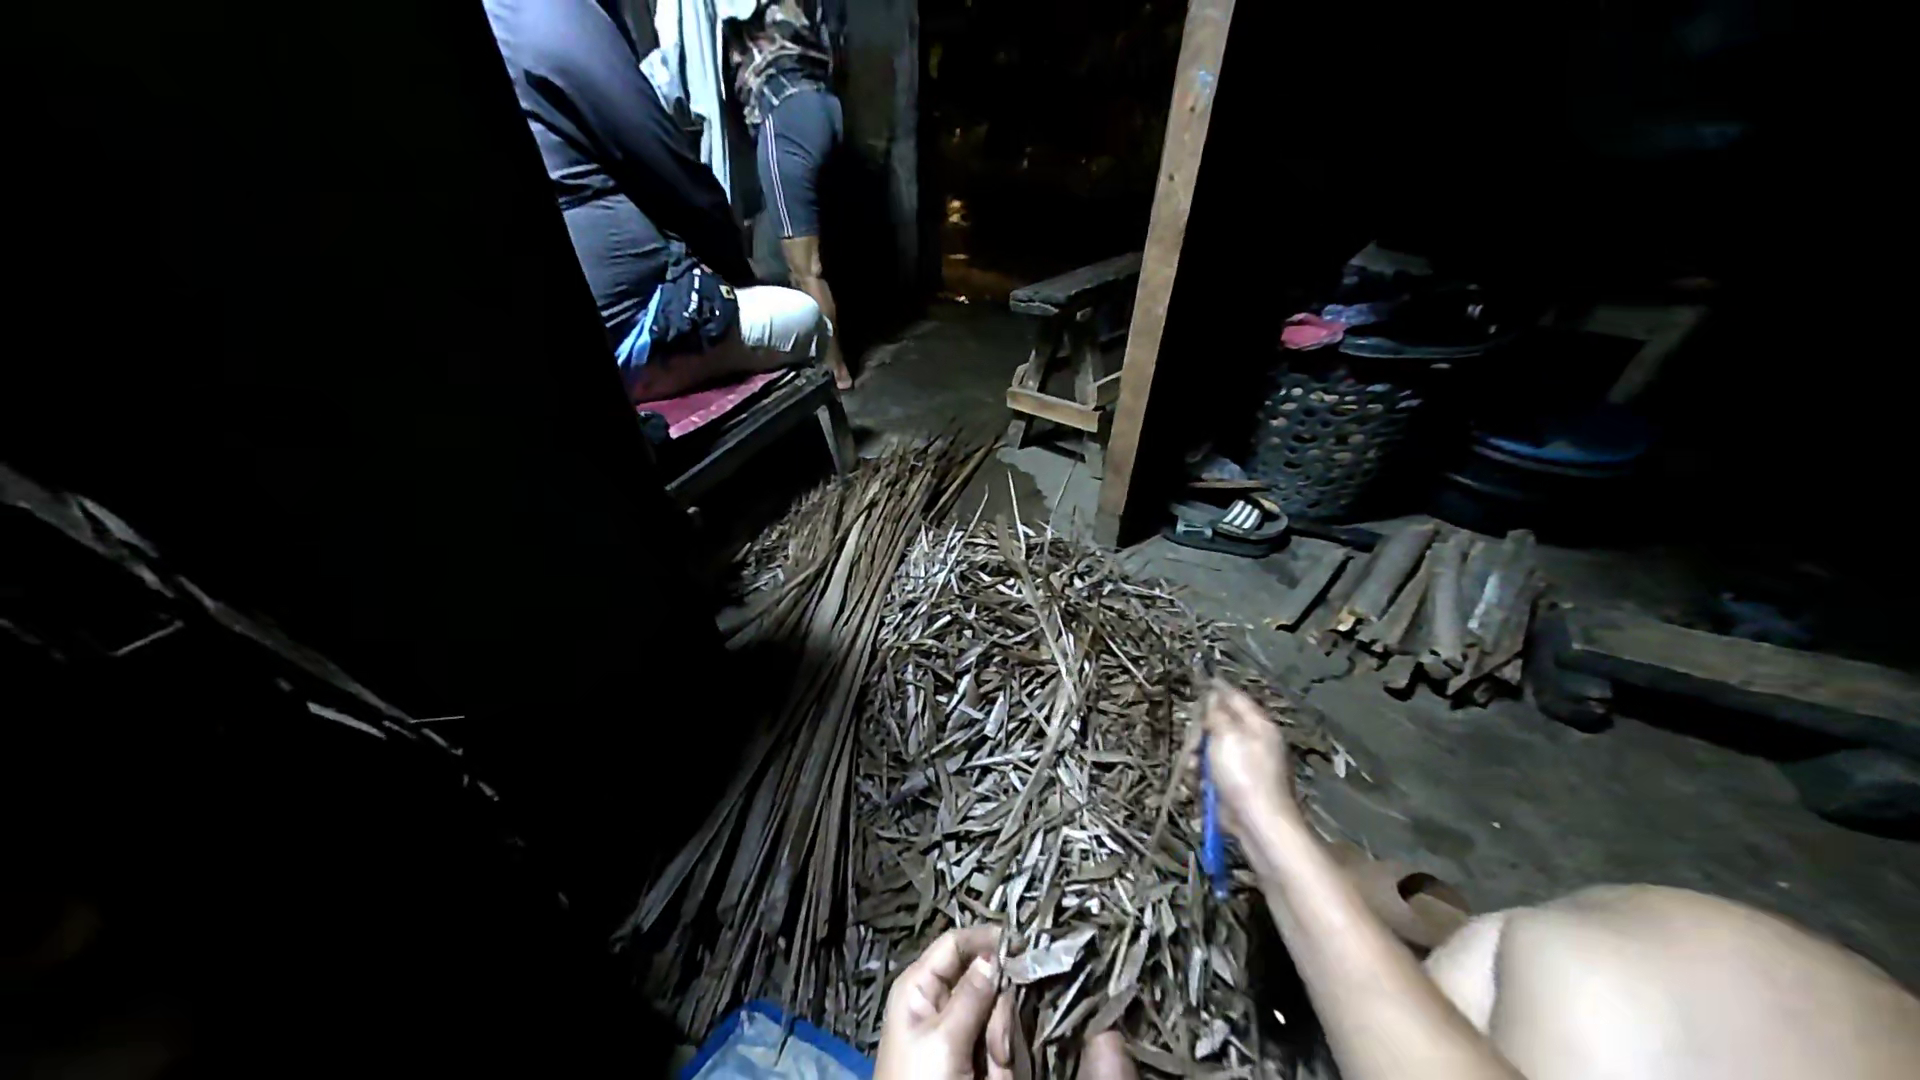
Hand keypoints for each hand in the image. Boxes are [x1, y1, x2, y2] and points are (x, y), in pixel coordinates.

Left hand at [873, 925, 1017, 1079]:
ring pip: (996, 1015)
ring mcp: (956, 1030)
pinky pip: (998, 1046)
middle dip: (996, 1016)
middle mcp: (938, 1000)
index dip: (985, 939)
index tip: (1020, 946)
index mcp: (920, 986)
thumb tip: (995, 953)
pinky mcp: (971, 1057)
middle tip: (995, 1051)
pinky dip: (1000, 1066)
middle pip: (984, 980)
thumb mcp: (945, 1042)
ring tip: (989, 1075)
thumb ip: (972, 995)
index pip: (955, 943)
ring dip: (1000, 1046)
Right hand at [1201, 684, 1300, 838]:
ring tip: (1193, 769)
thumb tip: (1214, 696)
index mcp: (1258, 725)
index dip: (1217, 690)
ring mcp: (1246, 766)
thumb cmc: (1243, 774)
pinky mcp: (1237, 786)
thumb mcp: (1226, 735)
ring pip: (1211, 750)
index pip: (1236, 697)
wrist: (1259, 824)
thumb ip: (1218, 713)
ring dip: (1197, 758)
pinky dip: (1203, 778)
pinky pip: (1213, 773)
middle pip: (1220, 725)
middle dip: (1201, 734)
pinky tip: (1199, 786)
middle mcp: (1254, 742)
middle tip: (1194, 743)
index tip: (1199, 684)